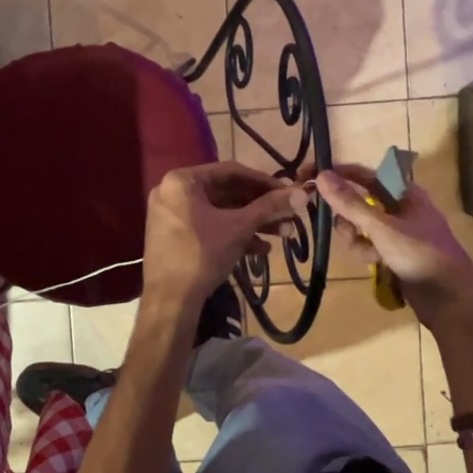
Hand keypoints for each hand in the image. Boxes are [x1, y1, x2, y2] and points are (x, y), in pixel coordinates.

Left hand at [141, 162, 294, 308]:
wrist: (169, 300)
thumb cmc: (202, 254)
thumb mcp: (239, 227)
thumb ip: (270, 207)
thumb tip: (303, 192)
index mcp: (182, 181)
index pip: (231, 172)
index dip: (264, 182)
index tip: (288, 192)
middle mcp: (173, 192)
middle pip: (227, 193)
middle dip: (261, 208)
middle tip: (289, 217)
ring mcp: (173, 215)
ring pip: (220, 213)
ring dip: (252, 223)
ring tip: (283, 235)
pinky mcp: (175, 237)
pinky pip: (209, 227)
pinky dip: (233, 235)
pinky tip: (260, 251)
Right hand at [312, 166, 472, 326]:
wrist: (450, 300)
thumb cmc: (420, 255)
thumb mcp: (382, 228)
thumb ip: (350, 203)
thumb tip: (321, 175)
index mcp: (405, 191)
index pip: (363, 173)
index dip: (337, 173)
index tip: (308, 176)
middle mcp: (401, 206)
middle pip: (359, 200)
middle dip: (346, 215)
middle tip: (343, 228)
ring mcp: (398, 230)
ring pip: (360, 224)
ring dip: (355, 236)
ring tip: (366, 252)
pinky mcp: (394, 251)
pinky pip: (368, 243)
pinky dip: (365, 250)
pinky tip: (373, 262)